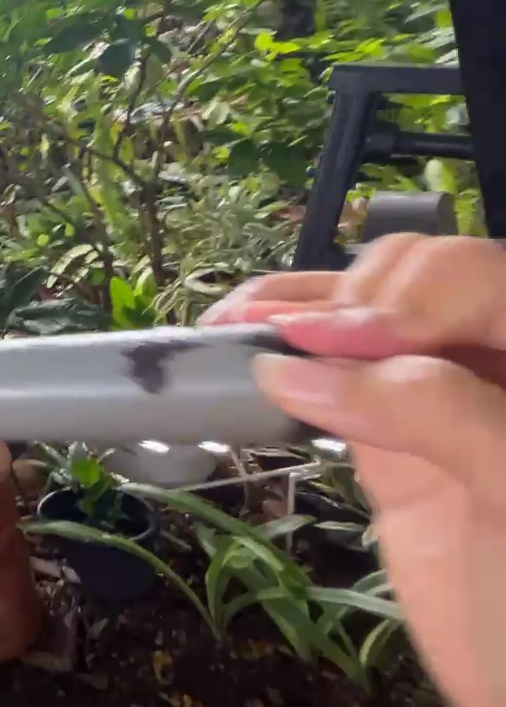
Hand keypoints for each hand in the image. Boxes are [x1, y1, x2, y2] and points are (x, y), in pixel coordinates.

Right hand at [203, 234, 505, 706]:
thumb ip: (435, 413)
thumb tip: (285, 368)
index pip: (481, 280)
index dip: (408, 295)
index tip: (339, 342)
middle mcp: (499, 363)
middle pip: (414, 280)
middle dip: (341, 297)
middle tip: (285, 337)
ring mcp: (443, 396)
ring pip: (356, 313)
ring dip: (286, 308)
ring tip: (231, 325)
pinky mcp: (386, 431)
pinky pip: (325, 368)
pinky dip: (272, 349)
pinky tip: (235, 347)